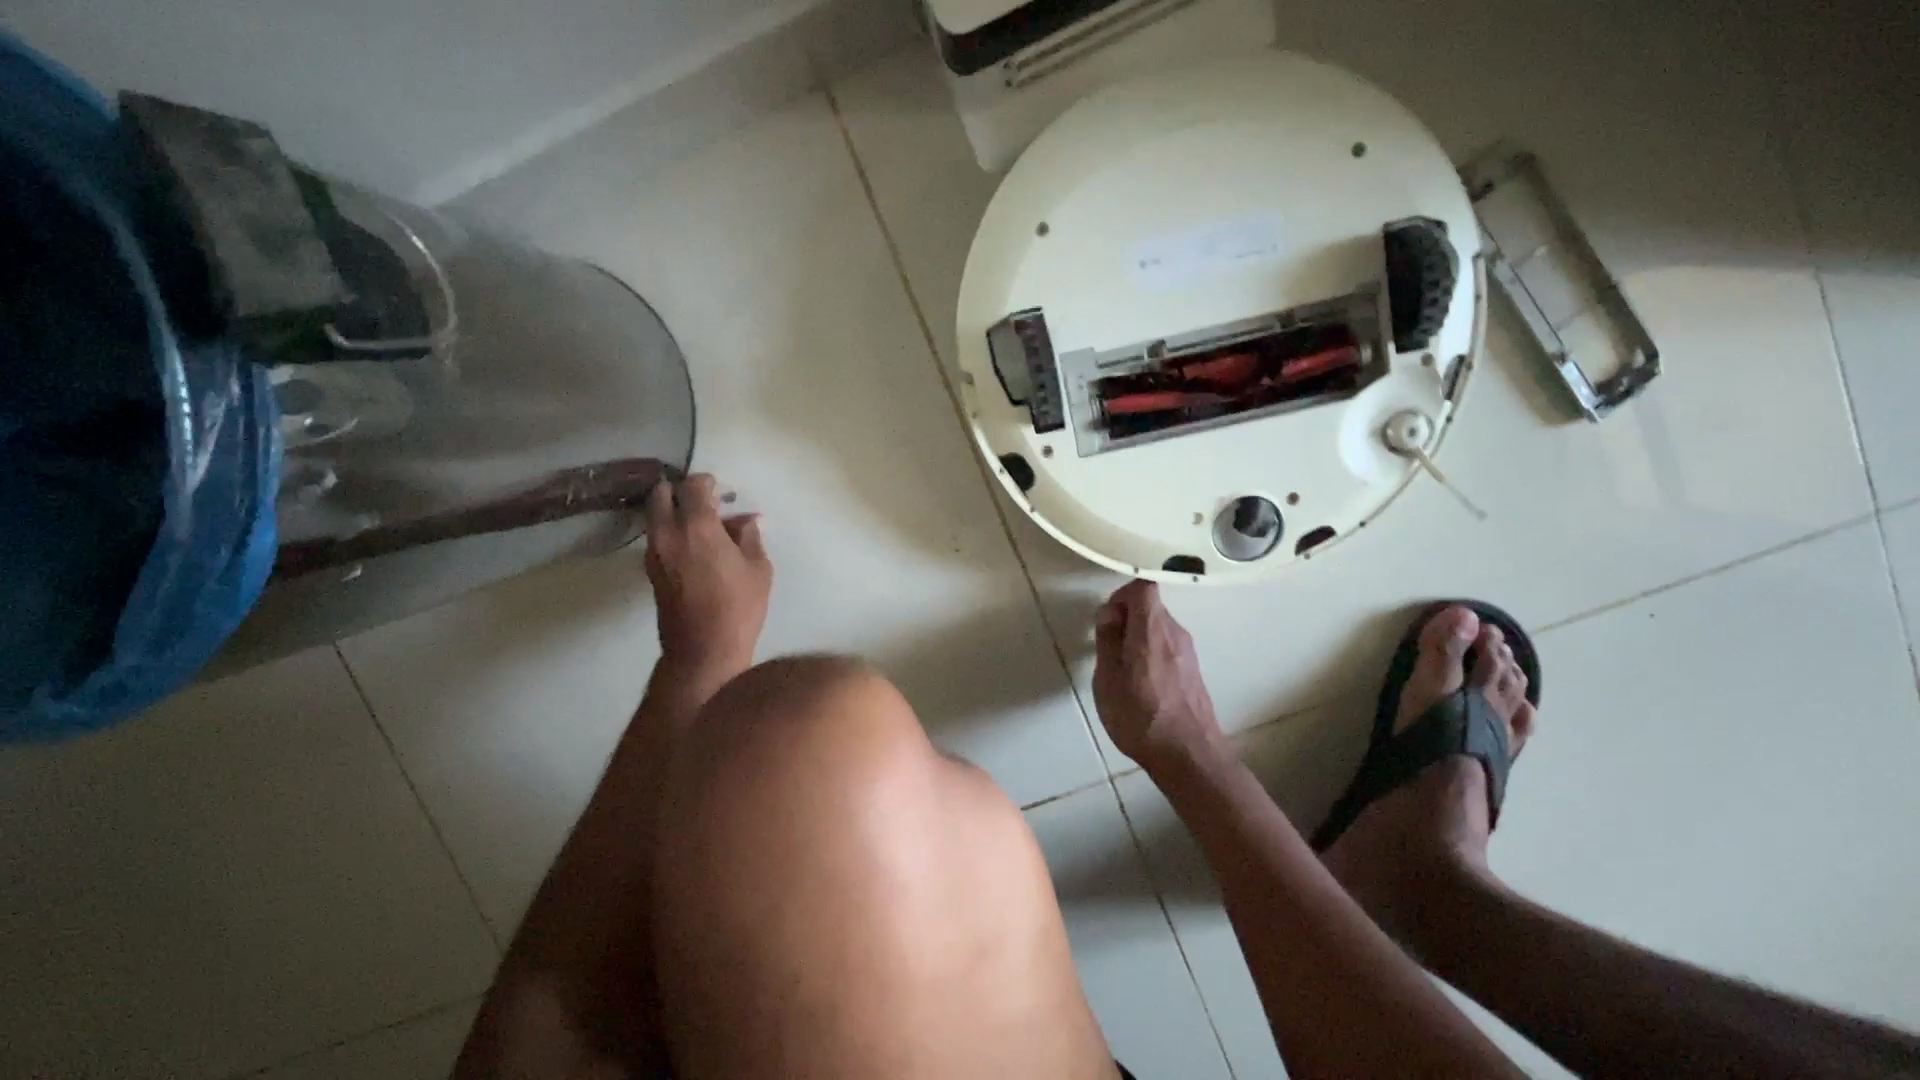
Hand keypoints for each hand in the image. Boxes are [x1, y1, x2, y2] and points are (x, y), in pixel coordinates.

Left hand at [644, 474, 771, 686]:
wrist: (703, 651)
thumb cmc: (738, 608)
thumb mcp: (758, 568)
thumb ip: (749, 537)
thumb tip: (744, 521)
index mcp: (697, 527)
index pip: (693, 486)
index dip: (707, 482)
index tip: (720, 488)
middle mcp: (668, 533)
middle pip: (662, 494)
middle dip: (681, 491)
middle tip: (704, 501)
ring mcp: (654, 552)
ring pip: (656, 516)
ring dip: (674, 512)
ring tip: (702, 526)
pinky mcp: (650, 570)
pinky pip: (658, 537)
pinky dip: (672, 532)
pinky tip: (695, 547)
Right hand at [1092, 580, 1225, 772]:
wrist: (1188, 755)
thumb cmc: (1140, 717)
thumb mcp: (1107, 680)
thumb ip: (1107, 641)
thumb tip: (1109, 614)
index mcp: (1152, 630)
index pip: (1143, 586)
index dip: (1120, 595)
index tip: (1106, 619)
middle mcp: (1175, 633)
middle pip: (1151, 606)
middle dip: (1126, 618)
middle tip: (1108, 648)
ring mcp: (1188, 651)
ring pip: (1159, 627)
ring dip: (1137, 638)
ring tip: (1122, 671)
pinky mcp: (1193, 670)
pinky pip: (1167, 646)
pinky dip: (1151, 653)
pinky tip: (1141, 684)